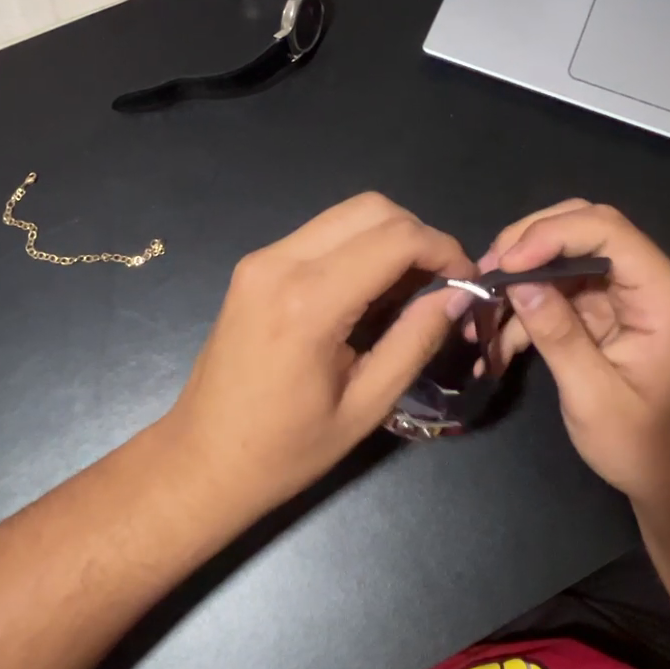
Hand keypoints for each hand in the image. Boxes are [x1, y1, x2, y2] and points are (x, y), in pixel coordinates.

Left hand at [162, 193, 474, 510]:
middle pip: (372, 209)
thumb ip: (415, 340)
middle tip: (440, 283)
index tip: (467, 280)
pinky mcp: (254, 265)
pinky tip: (369, 289)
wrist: (202, 459)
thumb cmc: (285, 448)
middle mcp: (280, 262)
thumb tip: (458, 295)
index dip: (443, 250)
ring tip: (409, 288)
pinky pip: (322, 233)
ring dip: (389, 237)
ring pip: (347, 213)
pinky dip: (359, 245)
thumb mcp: (366, 405)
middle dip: (419, 236)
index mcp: (309, 302)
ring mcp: (262, 258)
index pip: (396, 239)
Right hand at [479, 201, 669, 509]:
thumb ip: (558, 334)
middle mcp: (645, 282)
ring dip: (521, 277)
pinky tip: (497, 340)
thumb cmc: (645, 446)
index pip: (607, 231)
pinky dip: (526, 307)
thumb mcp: (594, 396)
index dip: (551, 234)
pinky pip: (558, 290)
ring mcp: (623, 296)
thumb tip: (518, 282)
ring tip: (481, 309)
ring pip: (565, 255)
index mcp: (661, 294)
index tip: (505, 263)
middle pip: (585, 228)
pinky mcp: (603, 314)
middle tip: (486, 269)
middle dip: (530, 242)